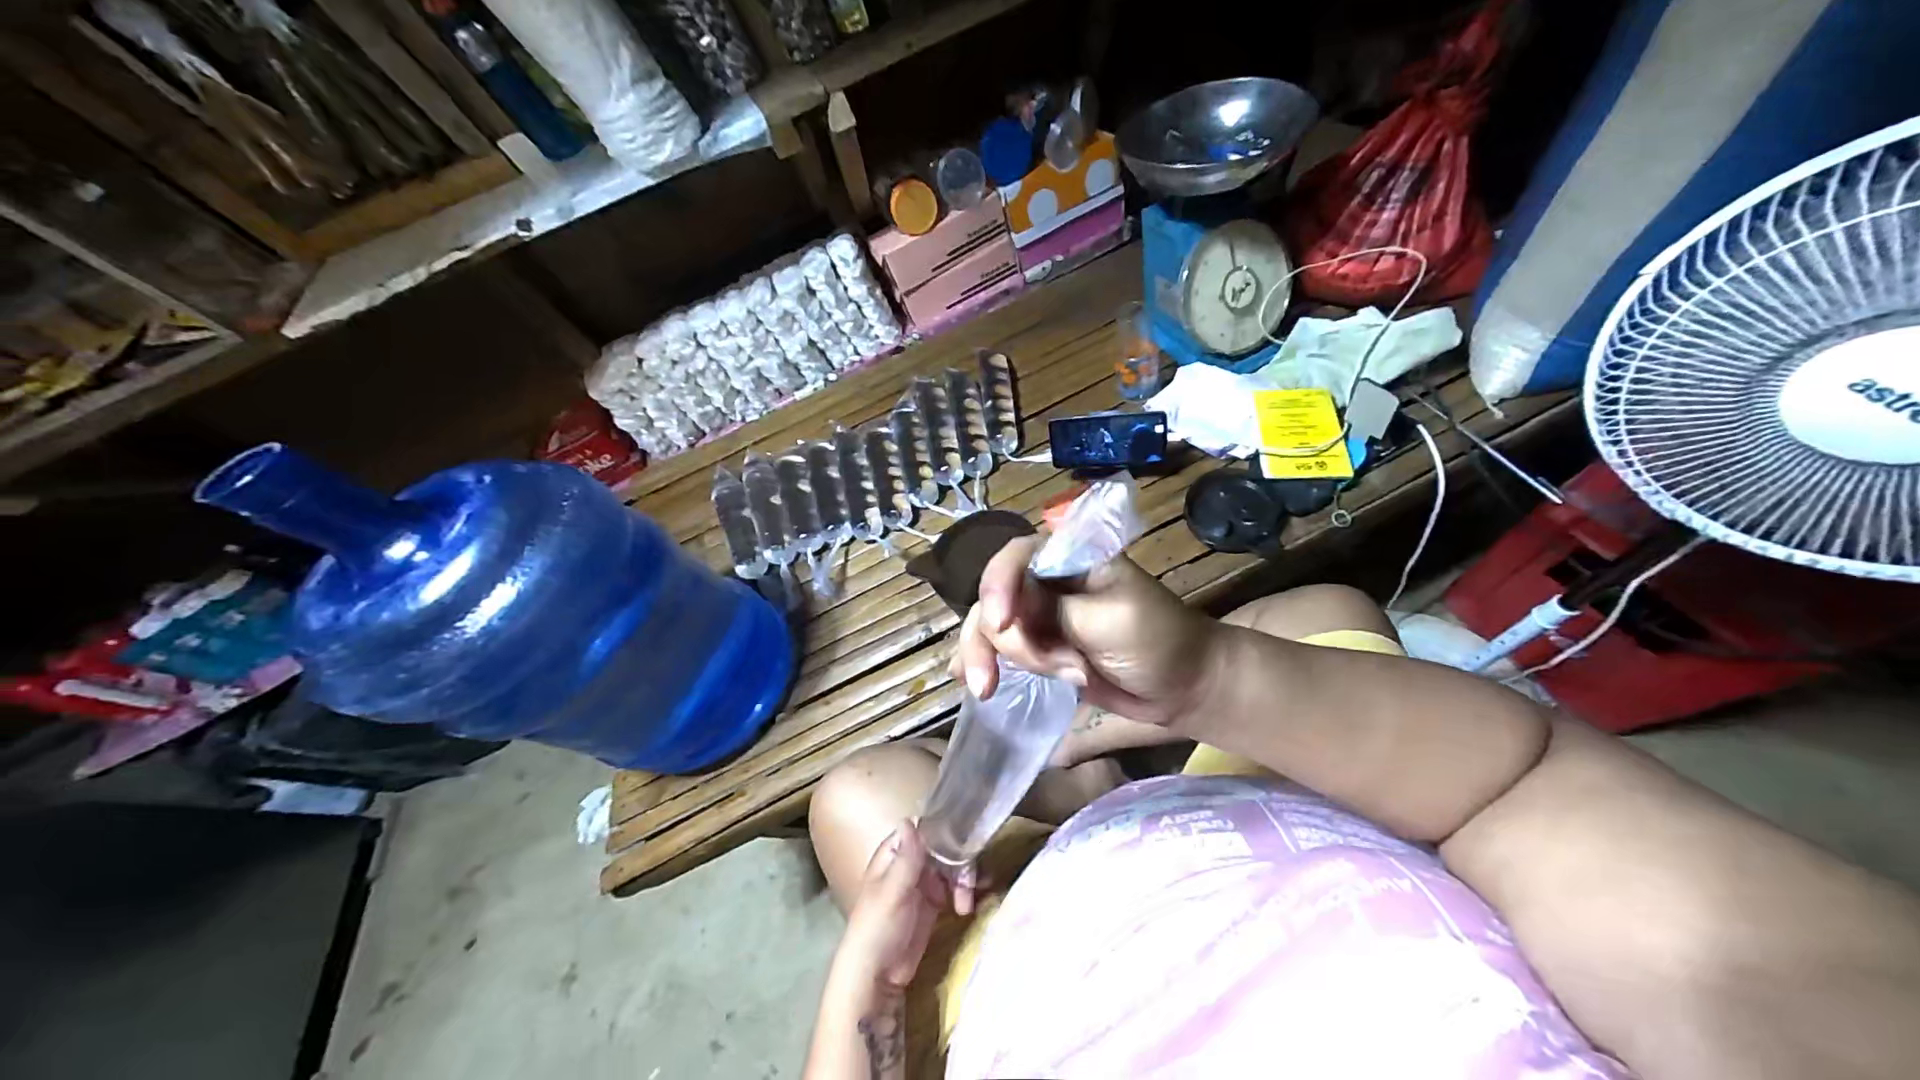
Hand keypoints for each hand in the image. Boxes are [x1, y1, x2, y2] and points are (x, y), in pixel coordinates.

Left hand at [833, 821, 963, 993]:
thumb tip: (909, 818)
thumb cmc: (877, 928)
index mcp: (894, 853)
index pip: (924, 829)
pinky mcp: (934, 902)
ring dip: (963, 880)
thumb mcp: (892, 892)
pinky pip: (954, 887)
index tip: (963, 841)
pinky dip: (963, 893)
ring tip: (965, 904)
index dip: (944, 832)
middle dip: (959, 862)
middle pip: (943, 847)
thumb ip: (906, 858)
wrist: (877, 976)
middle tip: (968, 883)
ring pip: (951, 866)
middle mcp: (910, 862)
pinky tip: (965, 908)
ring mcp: (922, 882)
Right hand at [950, 535, 1219, 726]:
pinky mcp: (1038, 647)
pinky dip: (982, 664)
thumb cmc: (1158, 642)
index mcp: (1070, 558)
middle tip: (1040, 671)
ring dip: (996, 657)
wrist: (1182, 688)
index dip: (998, 584)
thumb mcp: (1110, 620)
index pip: (1017, 555)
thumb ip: (1054, 612)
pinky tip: (976, 683)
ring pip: (990, 627)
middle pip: (995, 596)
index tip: (1001, 622)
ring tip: (1015, 686)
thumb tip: (1003, 615)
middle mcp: (1046, 581)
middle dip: (1005, 638)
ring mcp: (1039, 616)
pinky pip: (998, 650)